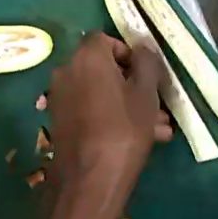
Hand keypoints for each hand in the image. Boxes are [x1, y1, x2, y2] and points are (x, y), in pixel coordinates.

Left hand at [45, 31, 172, 209]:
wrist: (89, 179)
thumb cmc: (123, 129)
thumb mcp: (146, 94)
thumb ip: (146, 63)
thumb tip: (142, 47)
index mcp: (87, 57)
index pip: (106, 39)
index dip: (128, 53)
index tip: (146, 74)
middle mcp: (67, 69)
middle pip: (103, 67)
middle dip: (132, 83)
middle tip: (157, 104)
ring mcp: (60, 95)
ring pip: (100, 91)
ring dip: (127, 103)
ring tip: (158, 128)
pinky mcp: (59, 118)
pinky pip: (89, 107)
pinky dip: (110, 115)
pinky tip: (139, 138)